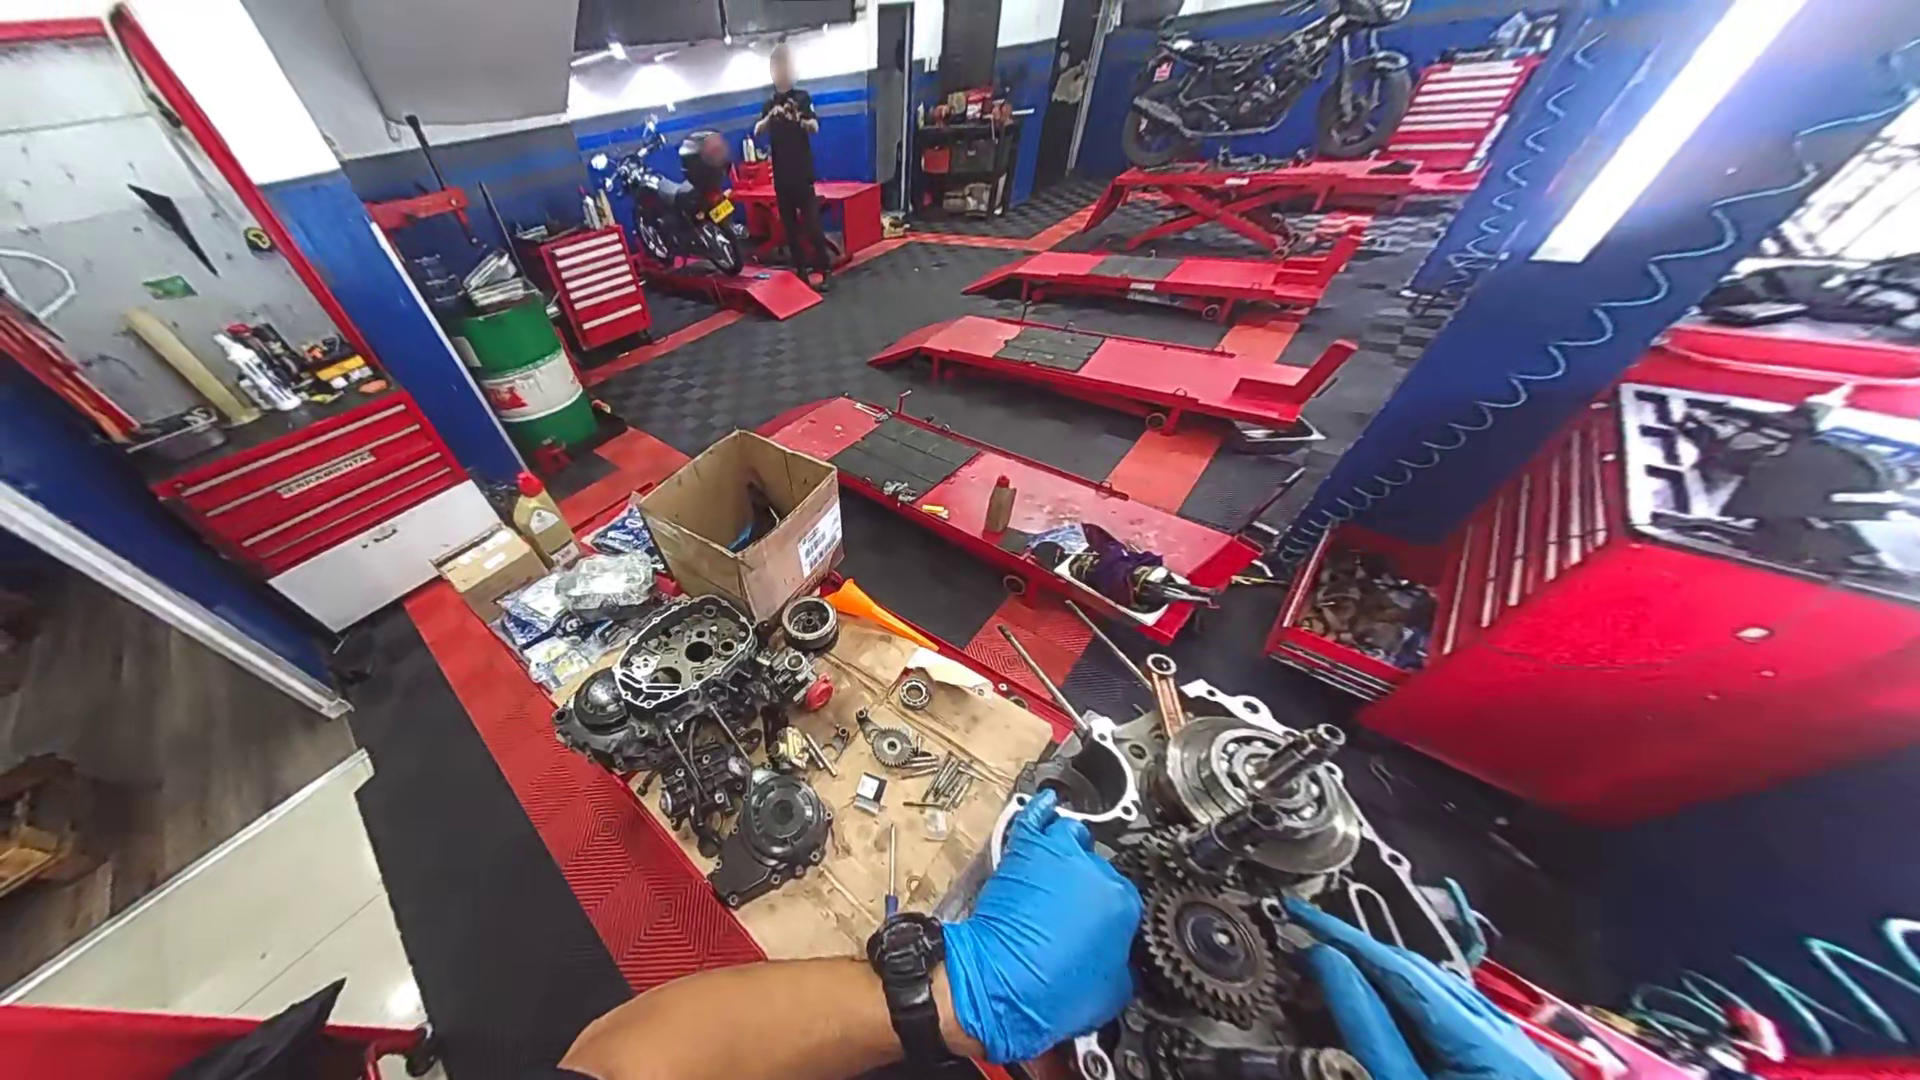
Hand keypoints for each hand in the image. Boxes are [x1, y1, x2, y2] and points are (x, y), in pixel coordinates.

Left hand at [943, 790, 1141, 1062]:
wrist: (1001, 984)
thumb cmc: (1052, 993)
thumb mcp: (1111, 994)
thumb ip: (1126, 964)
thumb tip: (1123, 957)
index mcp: (1121, 903)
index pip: (1128, 896)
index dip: (1114, 912)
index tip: (1105, 922)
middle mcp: (1094, 869)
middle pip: (1100, 865)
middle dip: (1091, 884)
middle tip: (1079, 905)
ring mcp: (1058, 853)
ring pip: (1073, 834)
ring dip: (1071, 847)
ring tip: (1065, 863)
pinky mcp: (1025, 848)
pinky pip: (1037, 815)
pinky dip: (1042, 808)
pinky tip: (1048, 802)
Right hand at [1284, 898, 1570, 1079]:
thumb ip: (1365, 1024)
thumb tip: (1326, 960)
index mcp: (1492, 1051)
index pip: (1399, 966)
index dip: (1341, 933)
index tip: (1297, 911)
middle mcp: (1515, 1043)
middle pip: (1419, 971)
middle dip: (1357, 952)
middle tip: (1304, 944)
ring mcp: (1522, 1056)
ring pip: (1437, 989)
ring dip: (1380, 973)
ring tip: (1333, 970)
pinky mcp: (1518, 1071)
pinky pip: (1453, 1014)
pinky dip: (1408, 1000)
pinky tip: (1381, 1005)